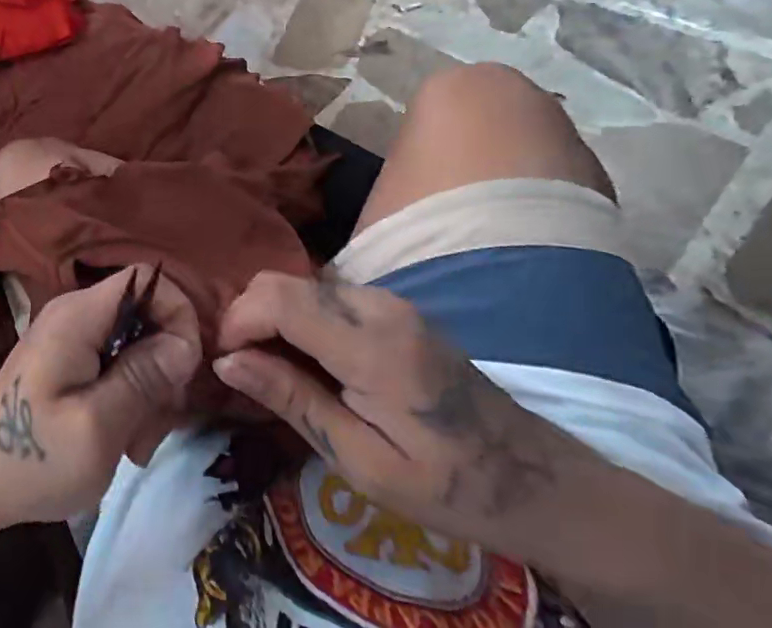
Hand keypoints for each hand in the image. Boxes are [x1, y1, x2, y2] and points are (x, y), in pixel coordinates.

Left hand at [0, 267, 200, 528]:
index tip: (188, 372)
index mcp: (78, 316)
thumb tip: (186, 342)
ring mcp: (72, 340)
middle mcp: (75, 316)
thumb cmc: (34, 457)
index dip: (179, 315)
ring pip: (138, 349)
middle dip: (165, 371)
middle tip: (156, 426)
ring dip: (151, 397)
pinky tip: (124, 443)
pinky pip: (119, 369)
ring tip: (135, 447)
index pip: (145, 279)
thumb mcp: (98, 425)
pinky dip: (132, 404)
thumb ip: (143, 378)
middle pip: (147, 318)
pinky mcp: (71, 364)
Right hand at [211, 273, 608, 562]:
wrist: (546, 485)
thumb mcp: (364, 464)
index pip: (276, 299)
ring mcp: (389, 302)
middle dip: (247, 318)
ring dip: (271, 318)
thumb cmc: (453, 488)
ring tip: (275, 369)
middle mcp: (379, 307)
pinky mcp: (393, 307)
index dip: (237, 322)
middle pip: (279, 283)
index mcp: (373, 348)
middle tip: (246, 368)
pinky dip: (297, 318)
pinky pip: (322, 295)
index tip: (228, 363)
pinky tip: (308, 361)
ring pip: (297, 285)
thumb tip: (226, 361)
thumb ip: (293, 401)